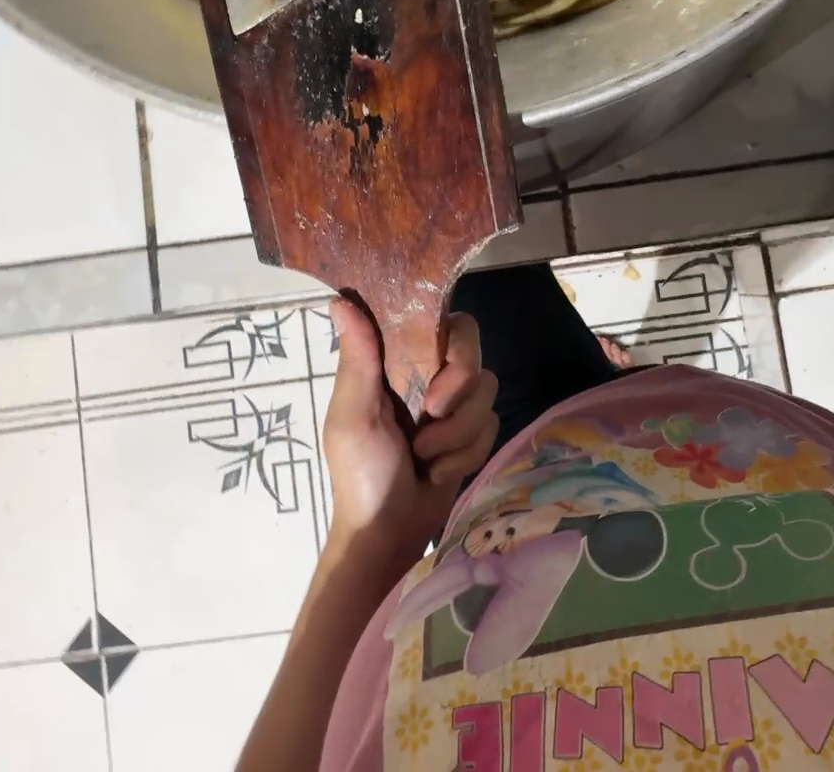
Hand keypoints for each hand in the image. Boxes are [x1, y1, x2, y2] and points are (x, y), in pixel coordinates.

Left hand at [321, 298, 499, 563]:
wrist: (388, 532)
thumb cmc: (361, 471)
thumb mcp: (352, 416)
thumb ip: (357, 359)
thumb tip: (342, 300)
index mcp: (397, 361)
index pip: (443, 322)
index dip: (451, 340)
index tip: (437, 365)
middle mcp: (430, 374)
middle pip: (474, 353)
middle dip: (459, 388)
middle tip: (432, 413)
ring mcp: (455, 405)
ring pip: (487, 393)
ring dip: (456, 432)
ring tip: (426, 455)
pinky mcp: (472, 434)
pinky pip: (491, 426)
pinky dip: (465, 454)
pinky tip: (439, 471)